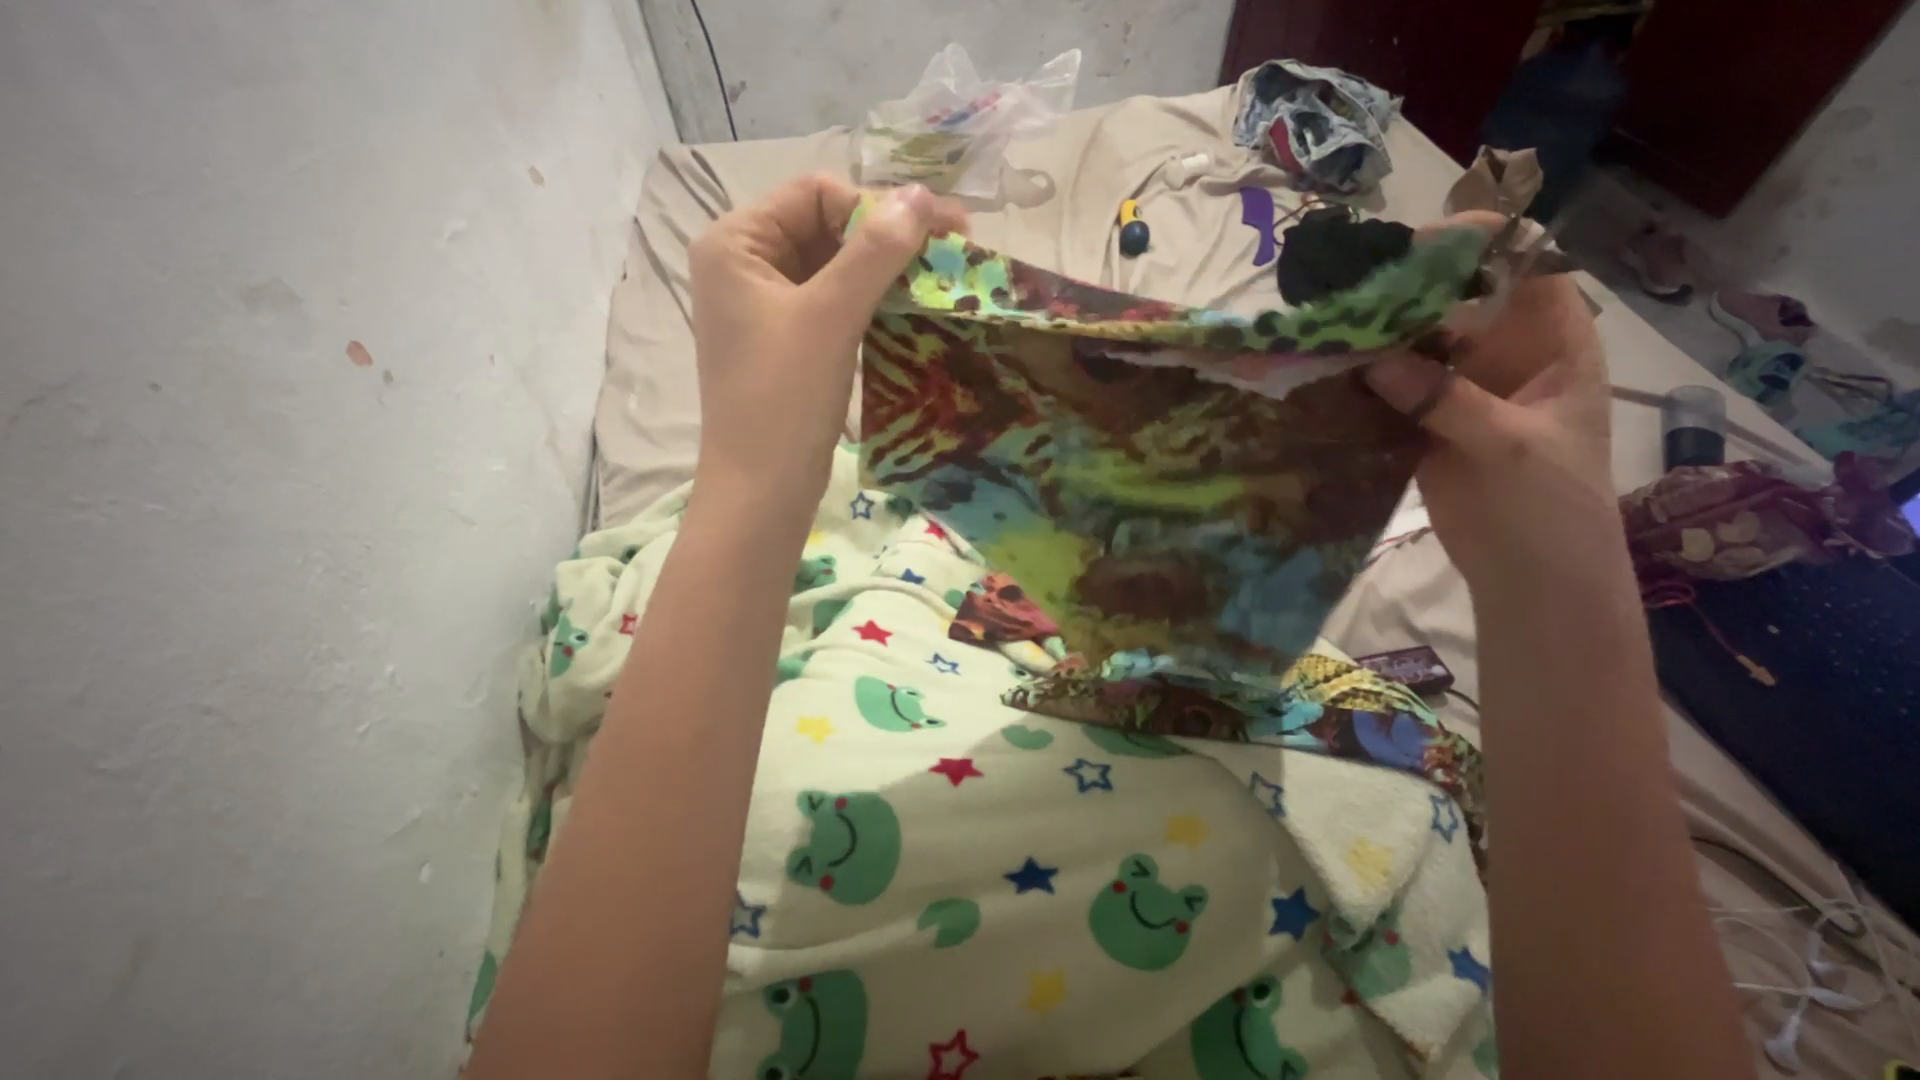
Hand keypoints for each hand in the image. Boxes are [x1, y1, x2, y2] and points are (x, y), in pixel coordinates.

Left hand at [687, 175, 965, 523]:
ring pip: (833, 265)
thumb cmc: (785, 397)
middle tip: (953, 250)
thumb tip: (921, 196)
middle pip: (825, 225)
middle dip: (886, 237)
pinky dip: (869, 300)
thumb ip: (875, 251)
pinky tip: (909, 308)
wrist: (762, 490)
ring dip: (884, 269)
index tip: (939, 230)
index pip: (815, 194)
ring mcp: (762, 305)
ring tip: (941, 278)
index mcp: (734, 243)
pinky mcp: (784, 340)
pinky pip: (831, 301)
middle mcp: (742, 264)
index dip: (877, 207)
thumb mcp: (831, 316)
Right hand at [1364, 212, 1617, 591]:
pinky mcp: (1423, 419)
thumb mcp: (1511, 445)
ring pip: (1415, 340)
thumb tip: (1373, 359)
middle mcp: (1504, 353)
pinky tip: (1326, 370)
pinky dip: (1361, 378)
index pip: (1523, 266)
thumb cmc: (1550, 506)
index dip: (1480, 245)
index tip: (1420, 245)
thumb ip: (1446, 399)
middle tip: (1351, 286)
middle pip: (1456, 298)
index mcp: (1553, 343)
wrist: (1530, 577)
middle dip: (1408, 287)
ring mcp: (1459, 387)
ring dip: (1376, 334)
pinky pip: (1389, 385)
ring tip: (1327, 325)